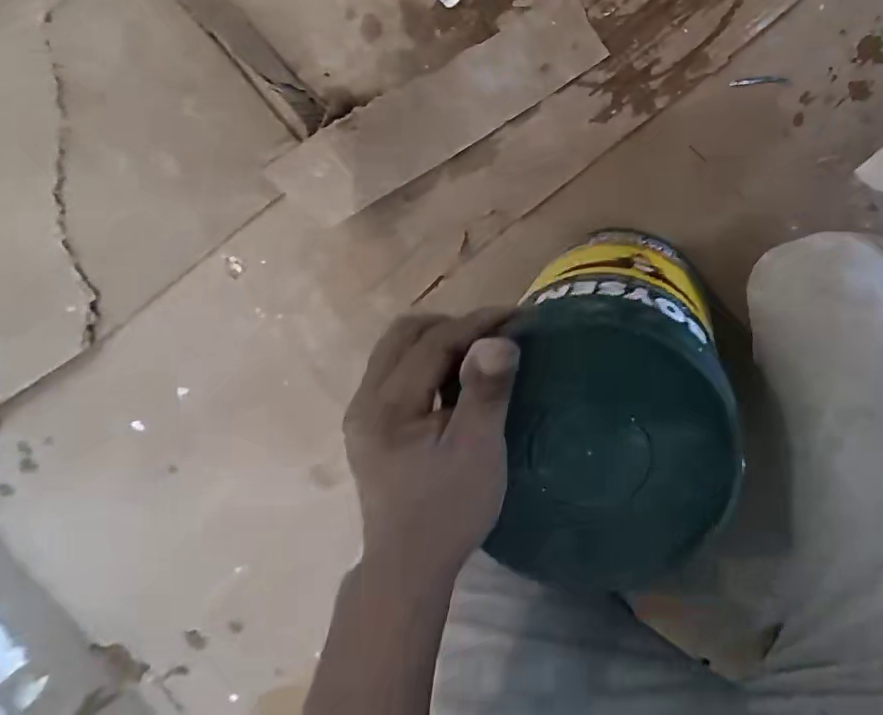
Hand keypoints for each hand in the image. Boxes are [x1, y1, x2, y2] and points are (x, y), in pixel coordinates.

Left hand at [343, 309, 518, 584]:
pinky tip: (460, 377)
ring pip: (400, 349)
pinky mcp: (374, 425)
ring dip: (442, 340)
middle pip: (405, 334)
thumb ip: (485, 391)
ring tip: (483, 351)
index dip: (477, 322)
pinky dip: (432, 360)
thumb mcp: (477, 449)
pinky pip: (401, 370)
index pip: (432, 342)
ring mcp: (365, 413)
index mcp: (386, 405)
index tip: (518, 315)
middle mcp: (365, 400)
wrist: (409, 568)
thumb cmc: (447, 508)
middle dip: (455, 325)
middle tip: (497, 334)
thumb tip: (499, 339)